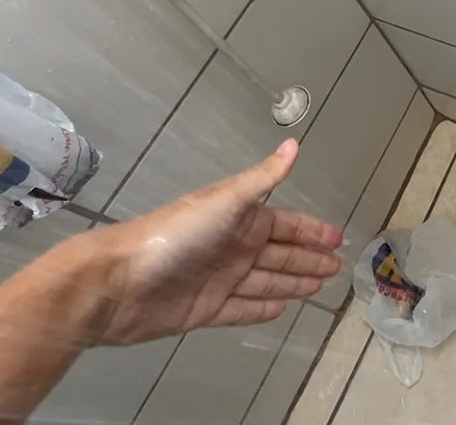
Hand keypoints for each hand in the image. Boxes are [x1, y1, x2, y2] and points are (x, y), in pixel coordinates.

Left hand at [86, 138, 343, 346]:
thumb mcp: (225, 199)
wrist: (118, 282)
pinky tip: (282, 309)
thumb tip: (294, 144)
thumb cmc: (175, 234)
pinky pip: (243, 308)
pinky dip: (262, 308)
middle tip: (337, 268)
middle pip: (282, 255)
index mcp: (243, 219)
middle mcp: (236, 248)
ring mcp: (222, 280)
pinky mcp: (206, 310)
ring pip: (268, 281)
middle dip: (309, 259)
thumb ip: (264, 177)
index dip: (312, 231)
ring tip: (320, 287)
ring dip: (294, 283)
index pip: (288, 225)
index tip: (337, 238)